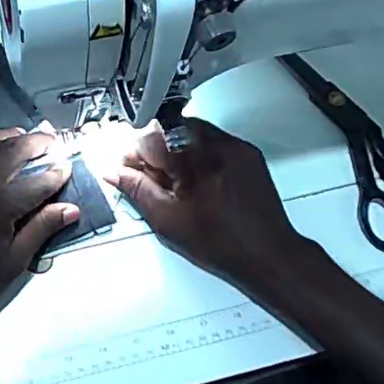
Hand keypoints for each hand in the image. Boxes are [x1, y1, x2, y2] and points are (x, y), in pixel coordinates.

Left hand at [0, 129, 78, 336]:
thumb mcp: (15, 260)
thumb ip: (42, 227)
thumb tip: (70, 209)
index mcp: (0, 202)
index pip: (38, 180)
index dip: (57, 173)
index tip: (68, 167)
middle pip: (11, 150)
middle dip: (35, 142)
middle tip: (51, 141)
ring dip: (4, 137)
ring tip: (21, 137)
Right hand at [105, 119, 317, 288]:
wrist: (267, 255)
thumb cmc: (224, 244)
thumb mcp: (168, 221)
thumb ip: (137, 191)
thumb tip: (116, 173)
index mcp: (196, 159)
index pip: (151, 136)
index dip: (135, 154)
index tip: (131, 169)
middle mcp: (219, 145)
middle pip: (171, 129)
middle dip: (156, 151)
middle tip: (153, 179)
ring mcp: (236, 147)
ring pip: (191, 133)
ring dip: (176, 151)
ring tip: (178, 184)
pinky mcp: (247, 153)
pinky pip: (212, 142)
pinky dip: (198, 155)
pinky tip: (197, 183)